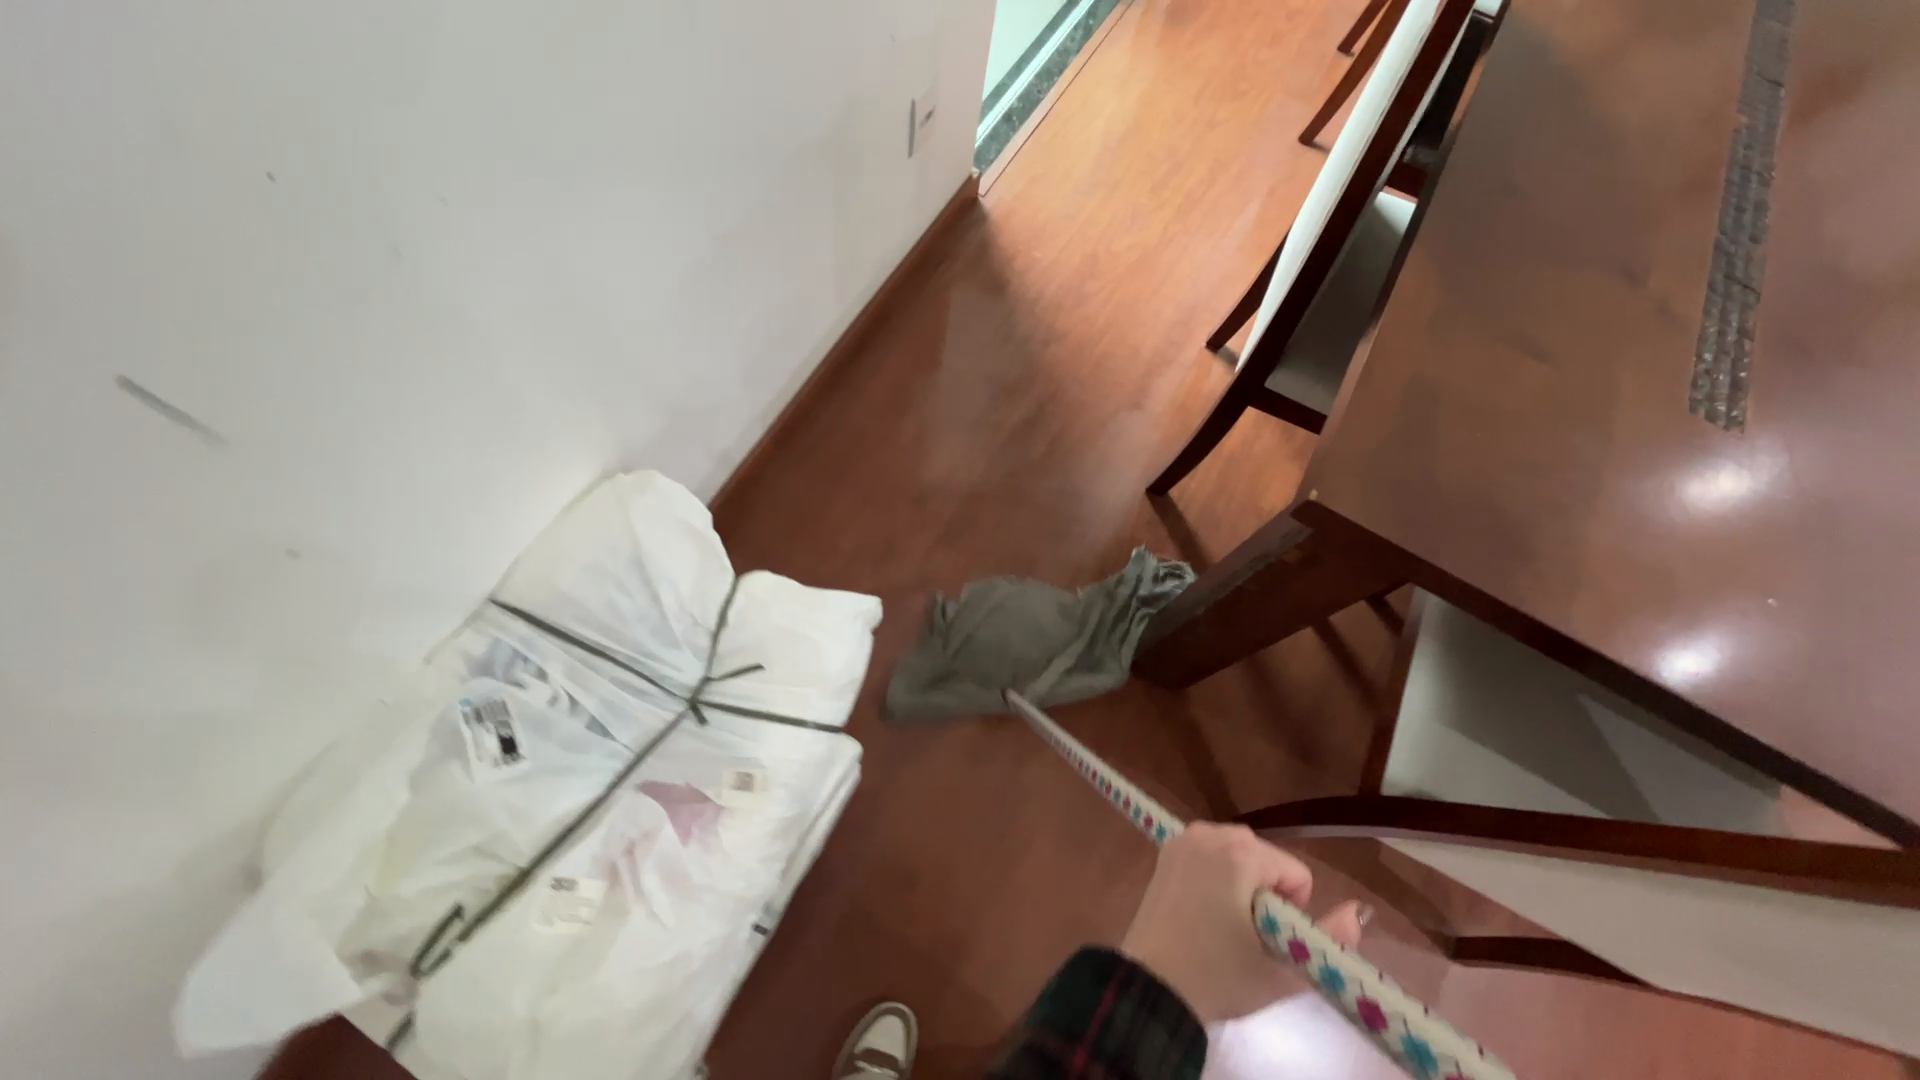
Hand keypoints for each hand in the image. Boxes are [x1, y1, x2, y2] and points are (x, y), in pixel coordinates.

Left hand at [1119, 823, 1366, 1023]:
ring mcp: (1184, 839)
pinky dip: (1217, 874)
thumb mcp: (1284, 967)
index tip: (1266, 937)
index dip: (1291, 910)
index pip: (1297, 874)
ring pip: (1239, 854)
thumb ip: (1331, 937)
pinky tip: (1203, 908)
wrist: (1152, 986)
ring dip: (1243, 882)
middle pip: (1267, 859)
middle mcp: (1211, 833)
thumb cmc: (1220, 977)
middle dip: (1266, 892)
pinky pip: (1211, 853)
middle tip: (1244, 932)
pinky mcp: (1166, 851)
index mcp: (1241, 853)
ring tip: (1223, 923)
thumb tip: (1359, 910)